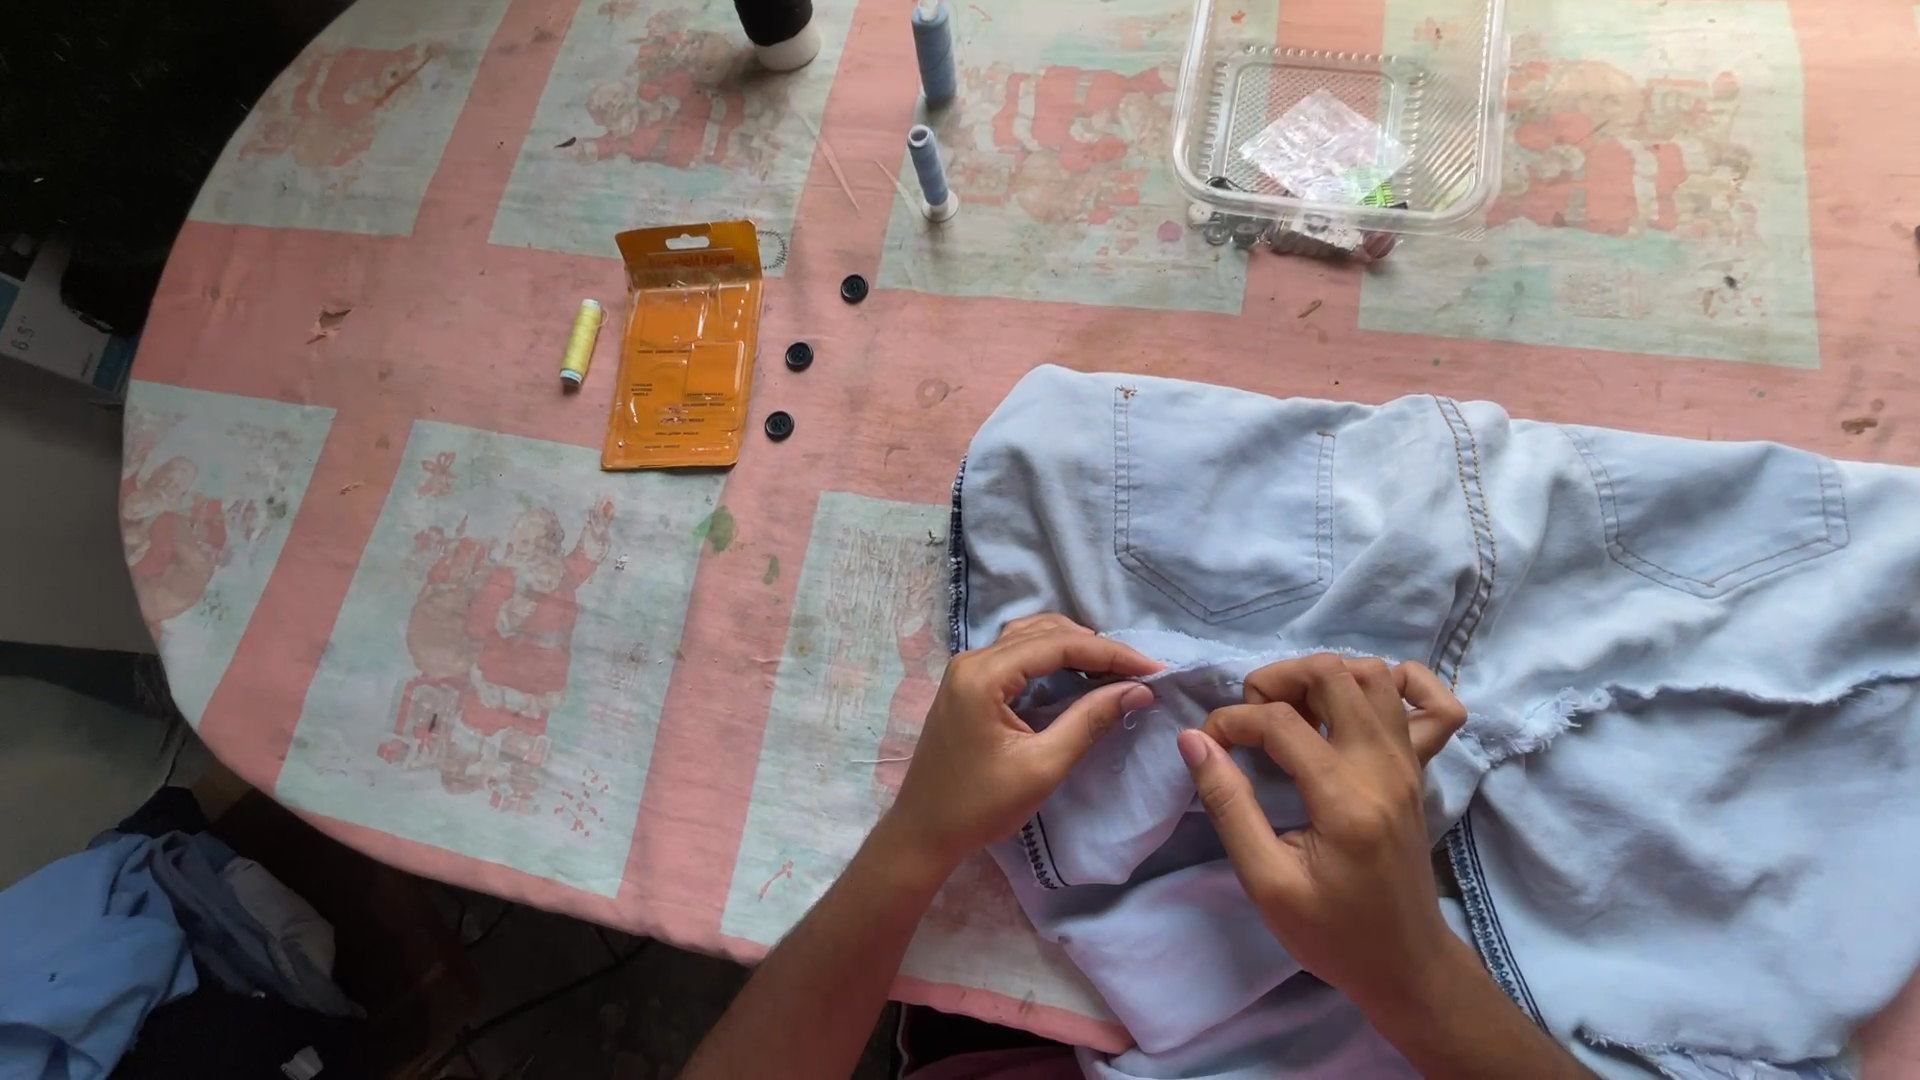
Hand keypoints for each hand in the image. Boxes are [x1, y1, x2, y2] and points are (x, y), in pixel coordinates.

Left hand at [880, 614, 1160, 874]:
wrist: (923, 831)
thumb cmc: (979, 806)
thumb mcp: (1042, 767)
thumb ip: (1089, 722)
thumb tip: (1138, 690)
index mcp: (983, 674)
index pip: (1058, 644)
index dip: (1111, 653)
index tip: (1154, 668)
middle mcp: (972, 659)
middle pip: (1044, 633)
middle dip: (1095, 647)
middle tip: (1139, 671)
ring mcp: (967, 669)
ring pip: (1030, 637)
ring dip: (1073, 647)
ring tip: (1114, 669)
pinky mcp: (969, 683)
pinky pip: (1016, 654)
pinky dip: (1051, 657)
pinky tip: (1077, 674)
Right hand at [1176, 655, 1467, 1010]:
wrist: (1407, 967)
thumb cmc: (1332, 932)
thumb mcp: (1264, 881)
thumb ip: (1229, 804)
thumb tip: (1194, 740)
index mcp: (1345, 800)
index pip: (1279, 721)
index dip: (1230, 721)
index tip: (1208, 745)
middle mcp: (1385, 768)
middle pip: (1331, 674)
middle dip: (1275, 681)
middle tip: (1252, 719)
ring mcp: (1410, 764)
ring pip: (1375, 674)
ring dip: (1322, 677)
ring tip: (1293, 712)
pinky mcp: (1421, 769)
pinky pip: (1436, 705)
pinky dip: (1403, 685)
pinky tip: (1361, 702)